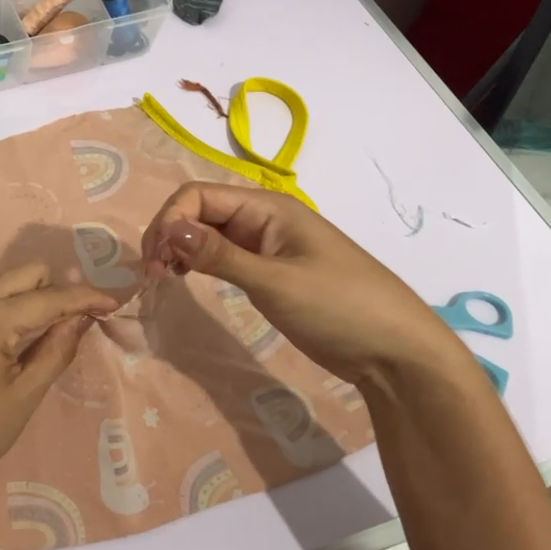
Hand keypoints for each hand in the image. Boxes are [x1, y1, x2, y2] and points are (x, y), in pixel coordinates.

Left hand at [0, 266, 115, 528]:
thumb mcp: (25, 395)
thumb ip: (57, 349)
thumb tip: (82, 318)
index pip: (49, 297)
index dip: (85, 297)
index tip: (115, 302)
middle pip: (28, 274)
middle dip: (60, 289)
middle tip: (87, 318)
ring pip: (10, 282)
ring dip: (38, 295)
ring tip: (65, 326)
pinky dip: (17, 304)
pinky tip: (33, 331)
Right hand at [141, 182, 462, 385]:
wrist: (396, 352)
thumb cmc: (339, 308)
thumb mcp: (275, 282)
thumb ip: (220, 256)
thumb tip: (169, 230)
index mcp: (268, 208)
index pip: (199, 196)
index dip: (170, 220)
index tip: (155, 261)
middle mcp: (265, 219)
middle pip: (201, 211)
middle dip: (170, 234)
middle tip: (154, 275)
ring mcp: (267, 246)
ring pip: (209, 234)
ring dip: (181, 249)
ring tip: (166, 279)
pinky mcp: (271, 272)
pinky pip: (224, 256)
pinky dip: (200, 263)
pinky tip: (188, 280)